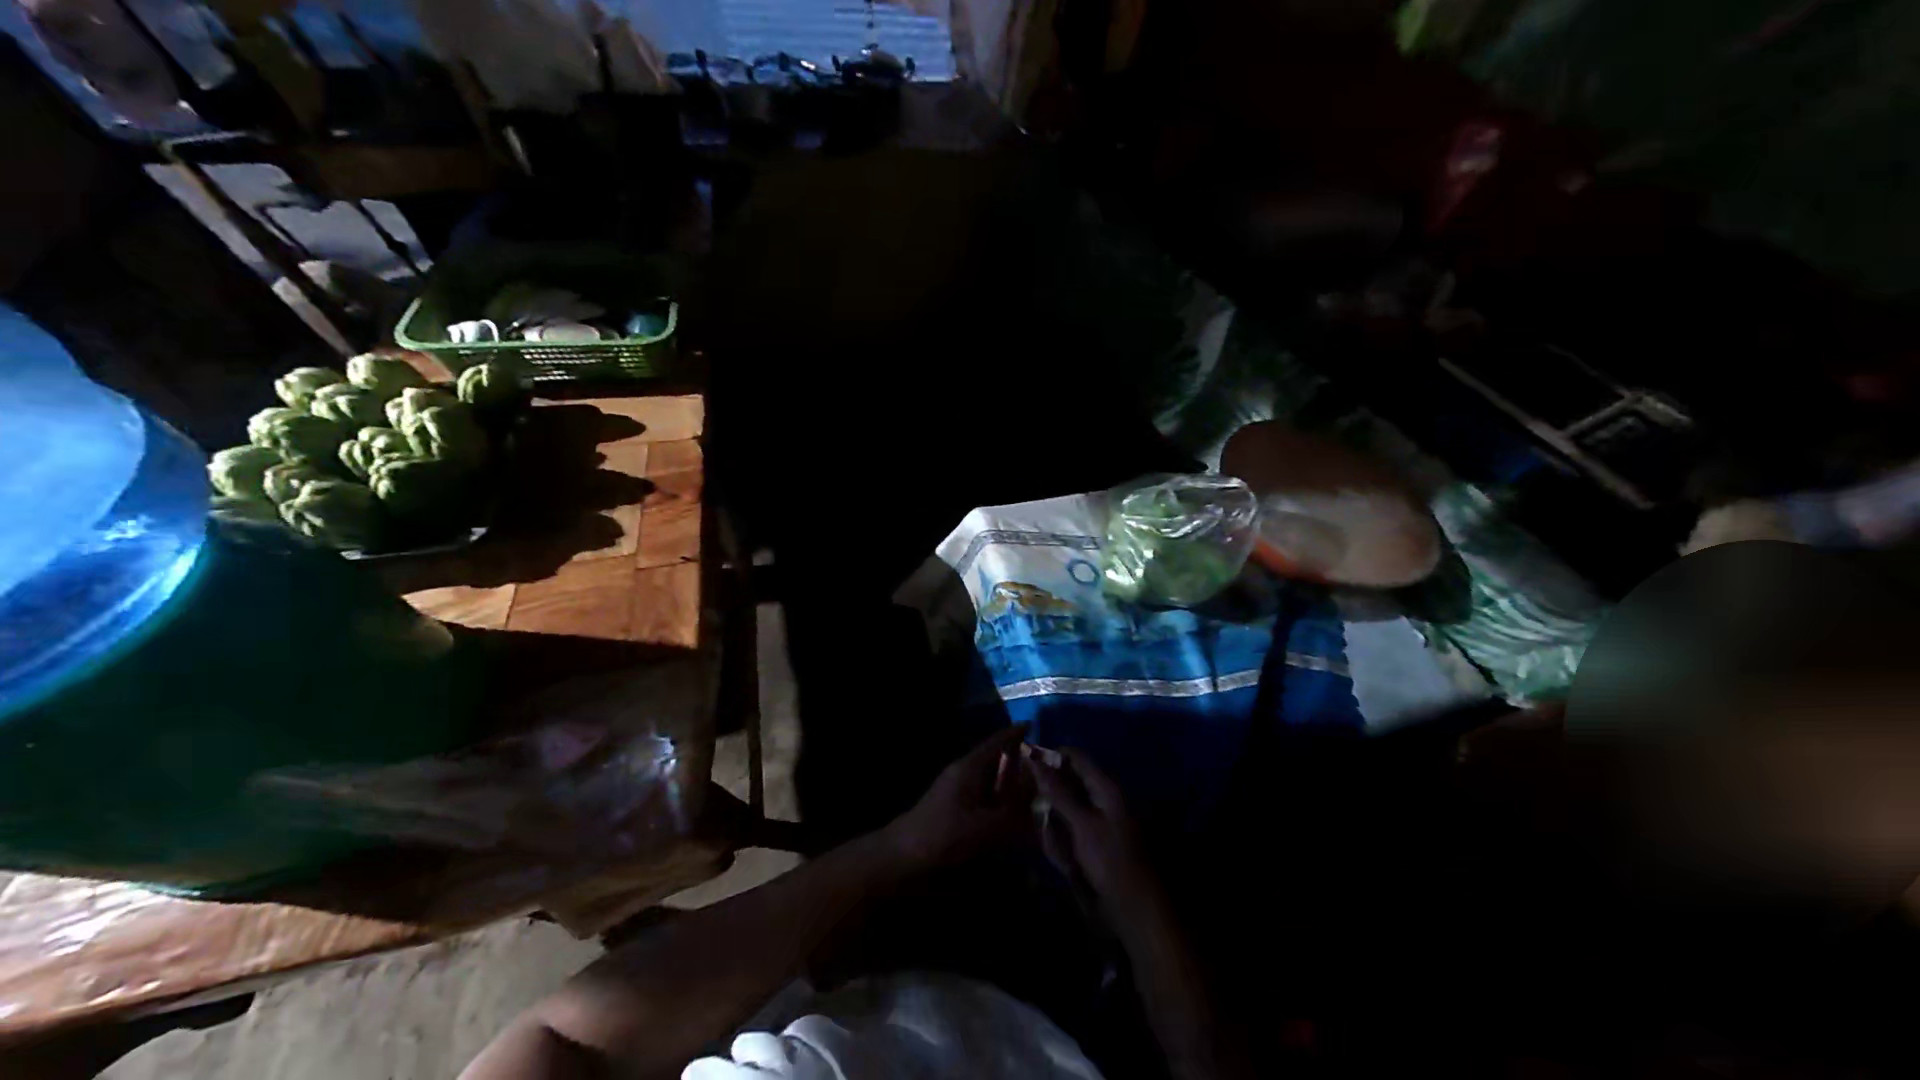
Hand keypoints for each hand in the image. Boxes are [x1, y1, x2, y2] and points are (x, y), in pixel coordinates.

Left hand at [883, 726, 1034, 869]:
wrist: (905, 855)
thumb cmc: (944, 834)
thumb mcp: (984, 825)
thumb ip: (1014, 812)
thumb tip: (1039, 799)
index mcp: (969, 767)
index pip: (996, 742)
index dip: (1015, 733)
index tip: (1034, 725)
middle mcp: (964, 772)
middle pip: (995, 758)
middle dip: (1018, 759)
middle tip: (1045, 764)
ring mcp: (958, 789)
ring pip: (990, 777)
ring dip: (1010, 780)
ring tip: (1036, 786)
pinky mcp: (956, 806)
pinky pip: (984, 794)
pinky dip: (1000, 797)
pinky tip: (1014, 810)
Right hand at [1030, 748, 1163, 928]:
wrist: (1135, 907)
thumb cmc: (1110, 860)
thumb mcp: (1081, 824)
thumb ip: (1059, 792)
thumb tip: (1035, 758)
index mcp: (1106, 787)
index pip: (1075, 757)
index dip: (1050, 757)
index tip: (1024, 766)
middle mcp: (1104, 798)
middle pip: (1070, 781)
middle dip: (1048, 790)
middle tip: (1027, 802)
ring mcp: (1100, 819)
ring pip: (1067, 805)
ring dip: (1053, 816)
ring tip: (1044, 832)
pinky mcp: (1095, 839)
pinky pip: (1072, 827)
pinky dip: (1062, 835)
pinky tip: (1058, 850)